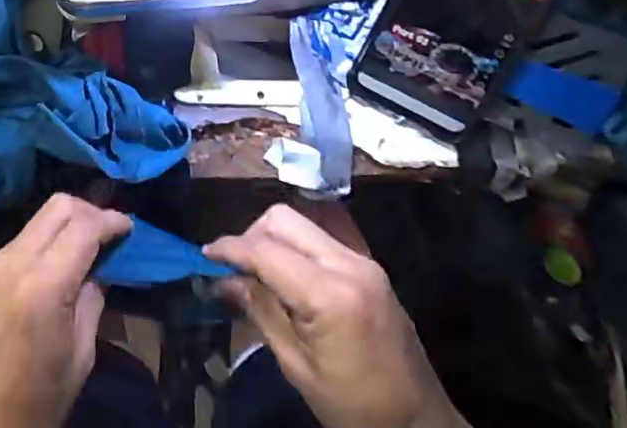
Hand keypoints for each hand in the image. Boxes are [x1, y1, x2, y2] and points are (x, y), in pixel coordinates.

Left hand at [0, 194, 132, 427]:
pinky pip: (22, 238)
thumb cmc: (38, 397)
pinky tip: (58, 261)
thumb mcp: (81, 352)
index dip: (111, 220)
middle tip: (110, 230)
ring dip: (67, 223)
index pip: (83, 227)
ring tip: (88, 244)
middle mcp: (13, 260)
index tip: (129, 226)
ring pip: (39, 218)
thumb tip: (102, 265)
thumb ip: (92, 298)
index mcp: (42, 285)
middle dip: (90, 210)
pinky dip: (46, 239)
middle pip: (58, 206)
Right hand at [206, 205, 466, 427]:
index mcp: (331, 294)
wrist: (422, 425)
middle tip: (235, 268)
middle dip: (251, 235)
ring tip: (259, 273)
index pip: (266, 250)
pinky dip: (294, 247)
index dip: (230, 248)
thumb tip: (223, 280)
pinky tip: (286, 277)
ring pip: (301, 223)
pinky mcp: (369, 266)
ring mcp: (363, 261)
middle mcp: (349, 264)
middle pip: (283, 219)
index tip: (205, 254)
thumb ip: (261, 311)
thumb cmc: (355, 409)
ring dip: (272, 238)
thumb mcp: (298, 367)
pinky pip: (319, 239)